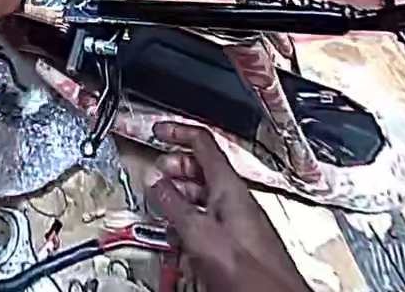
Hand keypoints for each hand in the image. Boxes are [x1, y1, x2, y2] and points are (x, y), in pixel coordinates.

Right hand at [146, 123, 311, 291]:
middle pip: (202, 166)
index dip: (177, 131)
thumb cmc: (250, 273)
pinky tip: (182, 233)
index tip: (159, 131)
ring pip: (206, 193)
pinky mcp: (241, 243)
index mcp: (229, 185)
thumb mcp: (198, 231)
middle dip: (176, 166)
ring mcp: (241, 220)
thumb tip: (154, 180)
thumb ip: (172, 202)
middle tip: (157, 173)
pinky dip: (193, 217)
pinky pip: (212, 216)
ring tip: (164, 204)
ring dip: (182, 194)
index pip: (201, 141)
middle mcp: (238, 198)